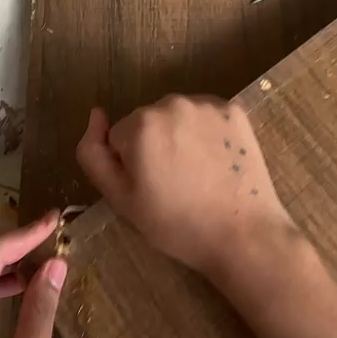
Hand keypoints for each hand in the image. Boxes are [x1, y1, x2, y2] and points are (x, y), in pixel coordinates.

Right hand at [75, 95, 296, 279]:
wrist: (243, 235)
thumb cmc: (176, 224)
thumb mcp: (120, 199)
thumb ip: (93, 153)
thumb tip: (95, 113)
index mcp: (140, 124)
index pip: (119, 137)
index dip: (131, 165)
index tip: (152, 188)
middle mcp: (171, 103)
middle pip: (147, 122)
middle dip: (154, 145)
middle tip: (174, 184)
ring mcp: (205, 103)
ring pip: (177, 116)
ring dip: (180, 136)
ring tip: (198, 174)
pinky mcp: (233, 109)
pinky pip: (205, 115)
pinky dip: (207, 132)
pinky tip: (217, 161)